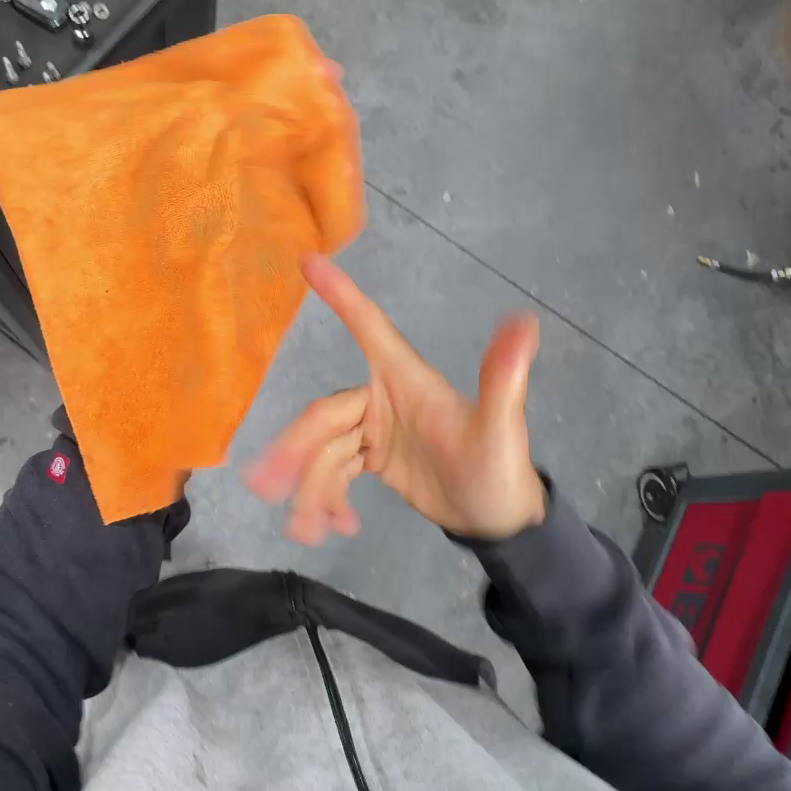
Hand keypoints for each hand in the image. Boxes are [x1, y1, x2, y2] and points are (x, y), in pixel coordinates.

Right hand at [245, 254, 546, 542]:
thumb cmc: (500, 470)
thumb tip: (526, 323)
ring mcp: (372, 429)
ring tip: (306, 531)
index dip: (340, 293)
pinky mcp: (369, 457)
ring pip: (320, 450)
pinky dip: (325, 498)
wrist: (498, 522)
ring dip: (308, 490)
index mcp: (405, 379)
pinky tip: (338, 527)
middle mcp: (381, 398)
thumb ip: (503, 380)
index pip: (368, 326)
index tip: (307, 259)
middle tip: (265, 487)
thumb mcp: (502, 430)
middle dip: (294, 451)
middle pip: (322, 415)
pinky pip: (332, 471)